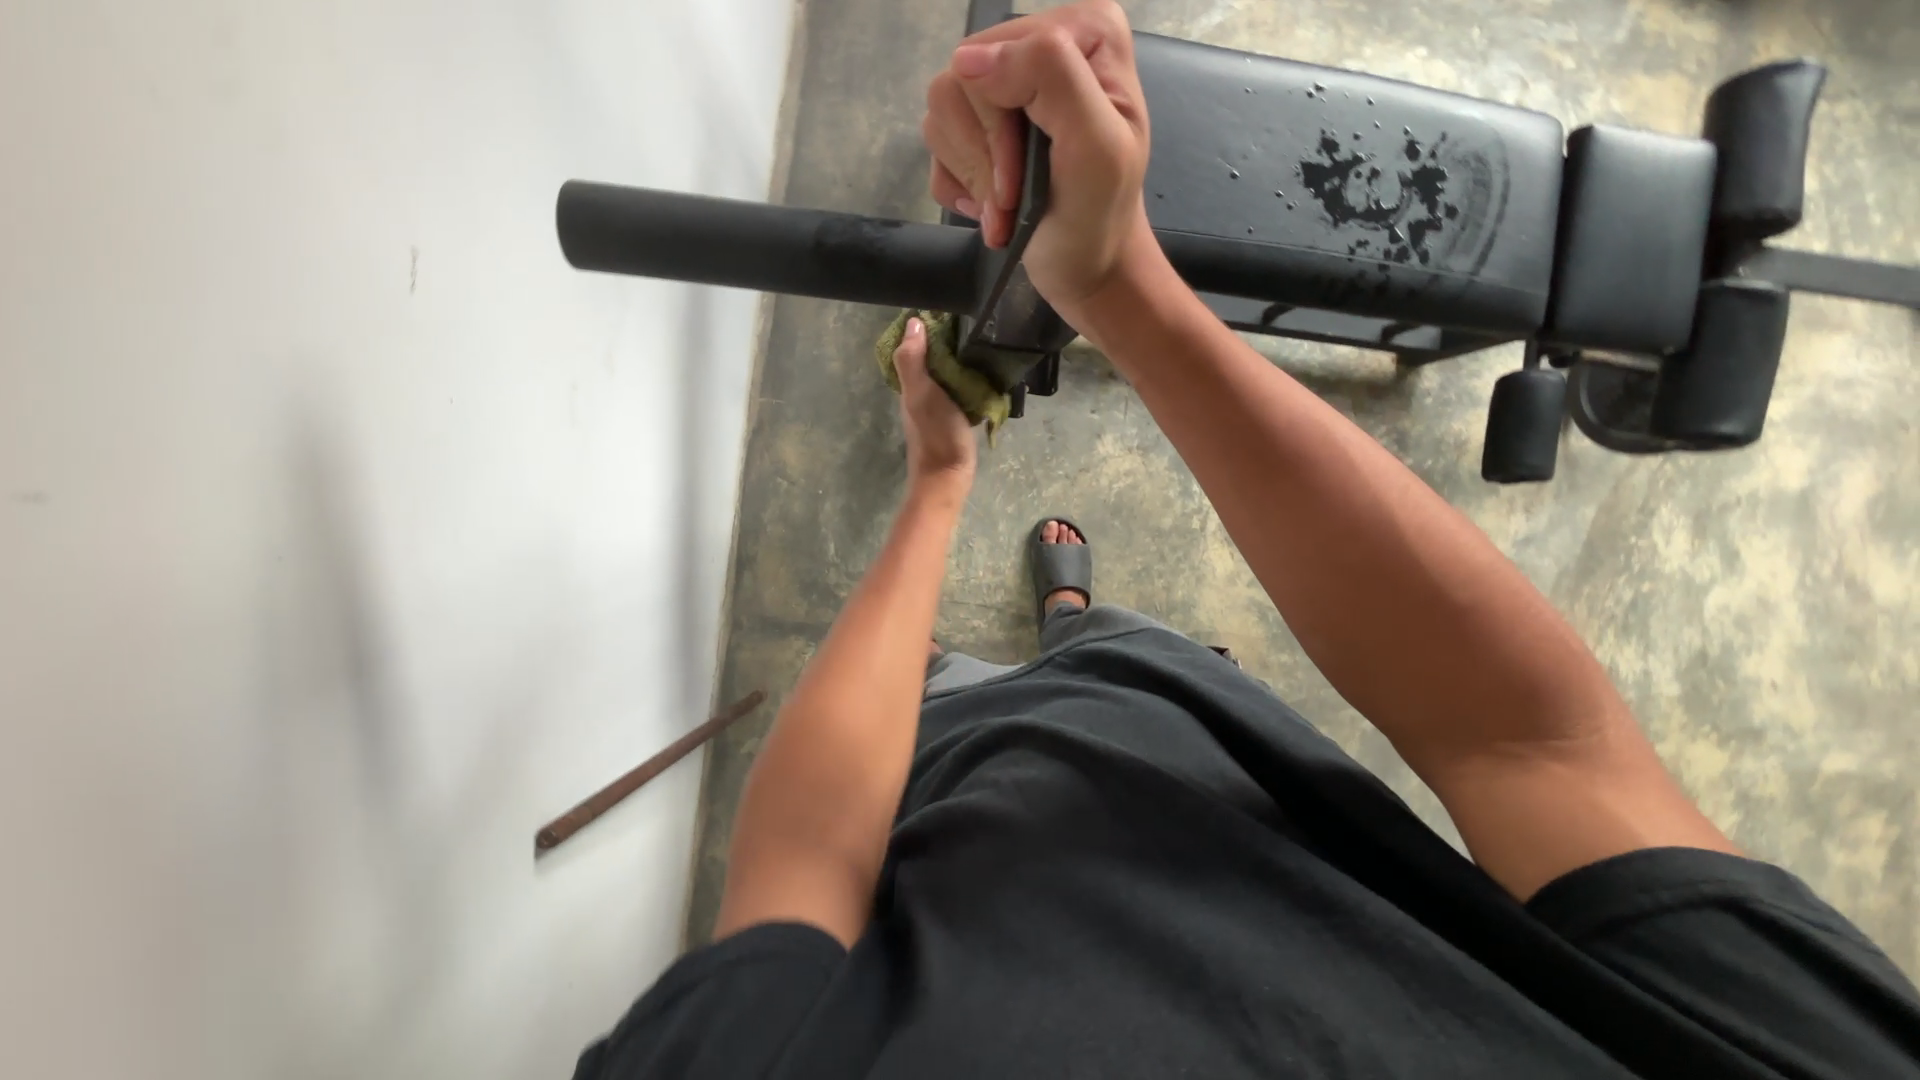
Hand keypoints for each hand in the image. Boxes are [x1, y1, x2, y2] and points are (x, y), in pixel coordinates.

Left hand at [893, 317, 976, 491]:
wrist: (948, 478)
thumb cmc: (935, 434)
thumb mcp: (921, 393)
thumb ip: (912, 360)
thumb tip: (913, 322)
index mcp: (912, 384)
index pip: (915, 347)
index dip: (927, 328)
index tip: (949, 311)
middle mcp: (922, 393)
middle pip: (932, 360)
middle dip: (947, 342)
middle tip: (973, 324)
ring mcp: (939, 407)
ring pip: (948, 375)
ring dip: (961, 361)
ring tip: (984, 344)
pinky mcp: (956, 419)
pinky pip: (962, 392)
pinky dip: (971, 381)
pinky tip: (987, 375)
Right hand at [921, 0, 1156, 320]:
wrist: (1086, 268)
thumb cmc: (1099, 214)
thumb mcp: (1096, 144)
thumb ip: (1049, 77)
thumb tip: (967, 60)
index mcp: (1082, 32)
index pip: (999, 50)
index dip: (998, 122)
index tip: (1022, 179)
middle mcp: (1041, 47)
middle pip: (961, 81)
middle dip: (984, 154)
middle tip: (1013, 199)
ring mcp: (1003, 87)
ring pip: (941, 112)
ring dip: (972, 175)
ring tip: (1006, 208)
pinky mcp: (977, 126)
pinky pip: (935, 145)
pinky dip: (960, 187)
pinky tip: (991, 207)